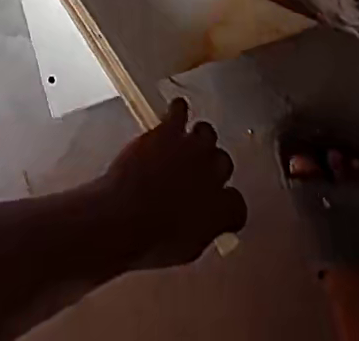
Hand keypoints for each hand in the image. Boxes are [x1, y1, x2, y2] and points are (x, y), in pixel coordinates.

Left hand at [94, 97, 247, 270]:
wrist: (121, 218)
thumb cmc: (150, 241)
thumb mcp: (187, 249)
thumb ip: (206, 230)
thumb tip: (208, 223)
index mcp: (221, 209)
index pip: (237, 204)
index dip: (226, 205)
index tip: (217, 207)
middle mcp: (214, 173)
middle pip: (224, 162)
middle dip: (212, 168)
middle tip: (196, 174)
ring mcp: (192, 148)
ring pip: (207, 132)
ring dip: (197, 140)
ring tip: (185, 145)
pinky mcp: (170, 130)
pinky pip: (180, 109)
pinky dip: (178, 111)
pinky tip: (174, 115)